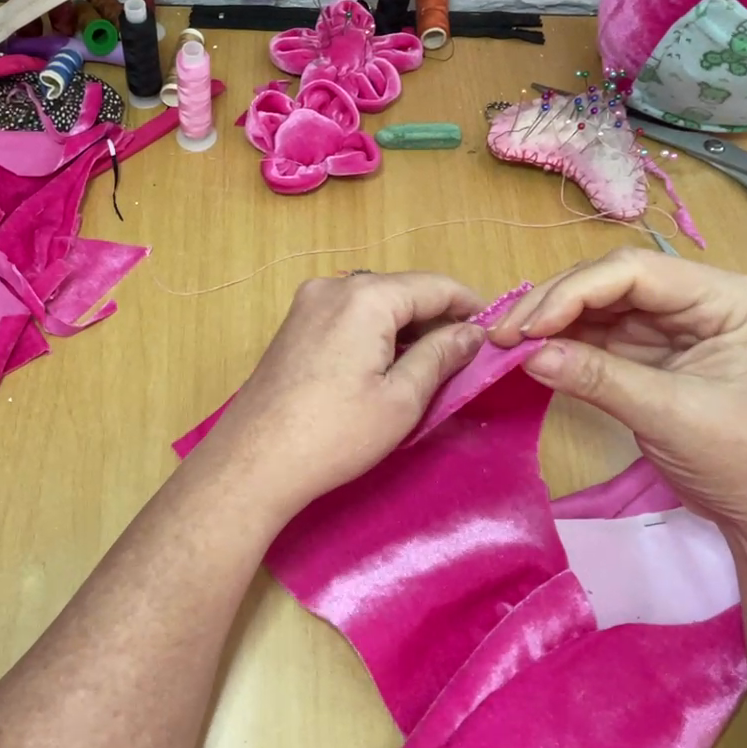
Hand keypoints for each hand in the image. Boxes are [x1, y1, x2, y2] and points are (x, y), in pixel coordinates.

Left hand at [185, 272, 485, 523]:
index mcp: (365, 296)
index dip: (469, 306)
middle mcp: (332, 287)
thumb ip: (440, 355)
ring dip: (404, 329)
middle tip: (463, 359)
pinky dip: (373, 335)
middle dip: (435, 319)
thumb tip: (471, 333)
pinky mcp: (292, 327)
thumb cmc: (335, 434)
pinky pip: (347, 317)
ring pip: (373, 305)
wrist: (252, 461)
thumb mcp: (402, 399)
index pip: (434, 286)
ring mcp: (306, 305)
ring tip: (428, 369)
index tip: (494, 334)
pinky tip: (384, 369)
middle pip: (401, 291)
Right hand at [489, 249, 746, 543]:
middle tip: (503, 335)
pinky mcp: (648, 352)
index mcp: (724, 298)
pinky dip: (560, 343)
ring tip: (507, 343)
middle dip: (554, 304)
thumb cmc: (744, 460)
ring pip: (595, 305)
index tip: (527, 329)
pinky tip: (530, 353)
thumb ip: (599, 378)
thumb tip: (527, 355)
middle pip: (609, 281)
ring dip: (550, 321)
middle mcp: (695, 300)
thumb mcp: (671, 416)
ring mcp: (669, 325)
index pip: (634, 272)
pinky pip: (595, 335)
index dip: (574, 292)